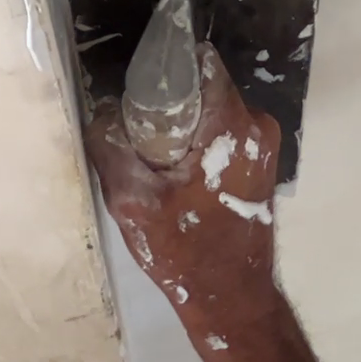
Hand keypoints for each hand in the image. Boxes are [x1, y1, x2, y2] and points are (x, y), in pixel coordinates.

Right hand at [86, 43, 284, 335]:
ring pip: (206, 108)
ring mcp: (261, 142)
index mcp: (232, 124)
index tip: (130, 83)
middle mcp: (256, 124)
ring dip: (175, 122)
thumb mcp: (132, 201)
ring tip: (145, 152)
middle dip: (163, 100)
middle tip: (130, 129)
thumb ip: (110, 147)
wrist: (230, 298)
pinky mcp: (256, 159)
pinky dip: (190, 138)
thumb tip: (99, 110)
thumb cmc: (185, 250)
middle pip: (200, 86)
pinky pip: (216, 128)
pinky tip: (167, 167)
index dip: (160, 66)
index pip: (198, 63)